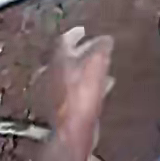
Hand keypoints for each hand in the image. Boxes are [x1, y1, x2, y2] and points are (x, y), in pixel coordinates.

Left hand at [40, 27, 114, 154]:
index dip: (74, 33)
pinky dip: (87, 85)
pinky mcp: (64, 108)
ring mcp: (56, 92)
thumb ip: (101, 47)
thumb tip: (106, 38)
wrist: (73, 131)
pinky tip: (102, 88)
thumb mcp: (97, 62)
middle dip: (80, 52)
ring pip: (72, 74)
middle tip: (94, 47)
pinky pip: (77, 90)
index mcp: (59, 59)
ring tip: (101, 66)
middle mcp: (53, 73)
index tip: (83, 30)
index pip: (64, 40)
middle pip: (67, 57)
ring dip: (84, 69)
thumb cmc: (83, 92)